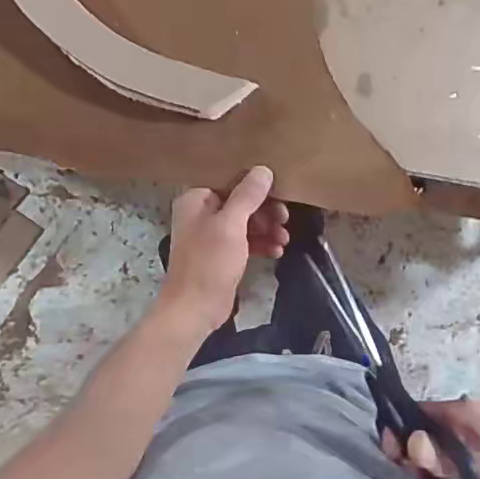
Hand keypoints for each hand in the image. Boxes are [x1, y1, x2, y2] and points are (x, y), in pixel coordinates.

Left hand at [156, 166, 290, 336]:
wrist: (195, 308)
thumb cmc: (209, 262)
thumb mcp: (231, 225)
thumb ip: (247, 196)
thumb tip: (263, 170)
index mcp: (196, 200)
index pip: (229, 182)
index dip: (255, 186)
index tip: (279, 192)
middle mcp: (201, 214)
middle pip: (240, 203)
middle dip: (264, 211)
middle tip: (284, 218)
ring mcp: (211, 237)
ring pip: (245, 223)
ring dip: (266, 228)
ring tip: (284, 238)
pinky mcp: (221, 256)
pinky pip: (245, 242)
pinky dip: (260, 244)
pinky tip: (277, 251)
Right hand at [381, 399, 479, 478]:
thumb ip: (448, 459)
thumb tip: (410, 441)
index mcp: (465, 415)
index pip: (416, 412)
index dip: (399, 432)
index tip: (393, 460)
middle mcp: (463, 427)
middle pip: (418, 436)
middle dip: (410, 460)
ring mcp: (467, 453)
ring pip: (428, 459)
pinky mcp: (470, 477)